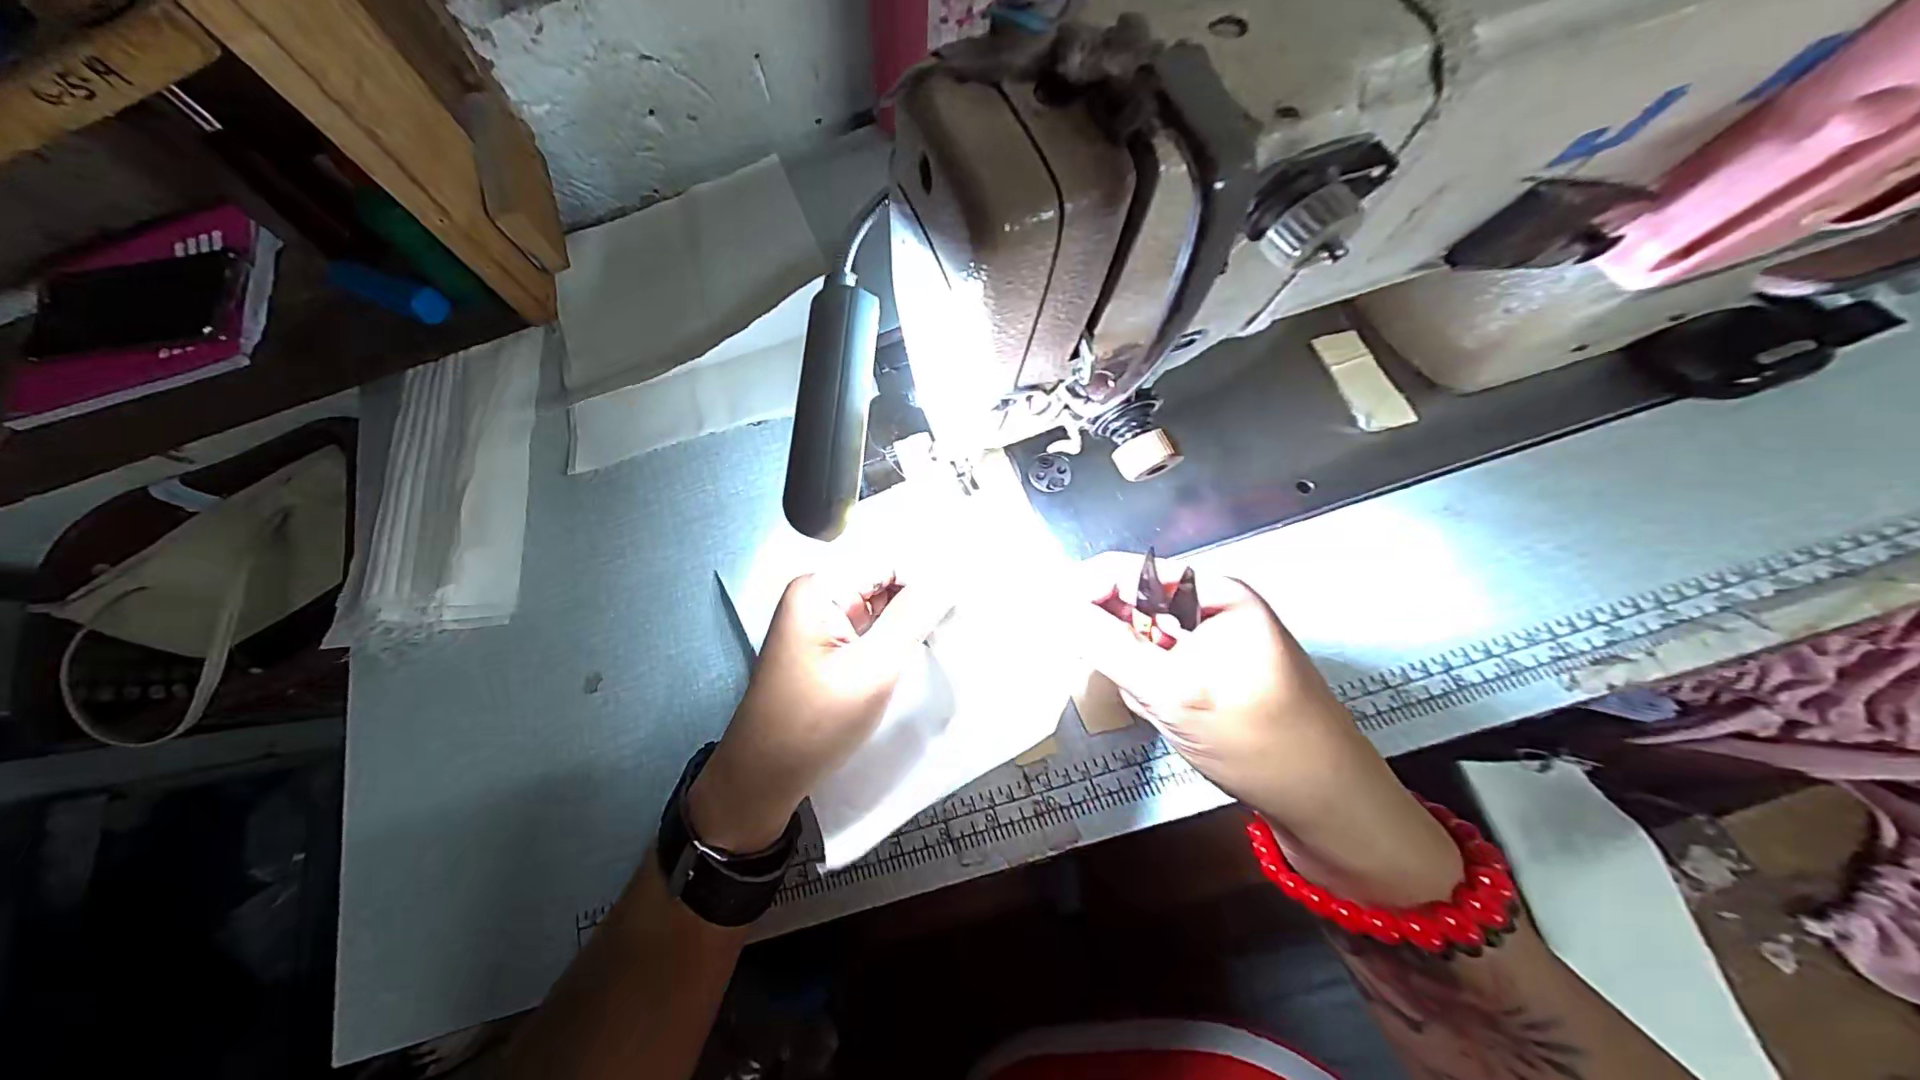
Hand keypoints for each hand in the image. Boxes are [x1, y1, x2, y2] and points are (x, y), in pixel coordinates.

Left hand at [688, 567, 950, 851]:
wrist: (764, 778)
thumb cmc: (813, 725)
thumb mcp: (872, 669)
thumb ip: (914, 616)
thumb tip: (950, 576)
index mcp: (820, 587)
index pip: (890, 561)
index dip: (930, 576)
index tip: (965, 601)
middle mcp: (820, 593)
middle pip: (887, 577)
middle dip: (924, 596)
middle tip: (959, 620)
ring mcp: (825, 618)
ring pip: (885, 601)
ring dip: (916, 615)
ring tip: (947, 633)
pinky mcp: (833, 641)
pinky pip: (876, 622)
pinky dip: (901, 632)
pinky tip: (925, 643)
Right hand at [1066, 552, 1460, 905]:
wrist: (1325, 802)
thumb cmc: (1260, 741)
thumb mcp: (1173, 690)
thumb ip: (1108, 644)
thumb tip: (1061, 609)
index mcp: (1209, 591)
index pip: (1124, 571)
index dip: (1084, 595)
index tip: (1063, 634)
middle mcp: (1208, 608)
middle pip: (1128, 607)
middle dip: (1118, 648)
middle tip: (1137, 688)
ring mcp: (1210, 641)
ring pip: (1138, 644)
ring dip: (1136, 677)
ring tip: (1165, 710)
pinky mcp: (1209, 672)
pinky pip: (1156, 670)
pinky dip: (1151, 694)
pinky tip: (1178, 720)